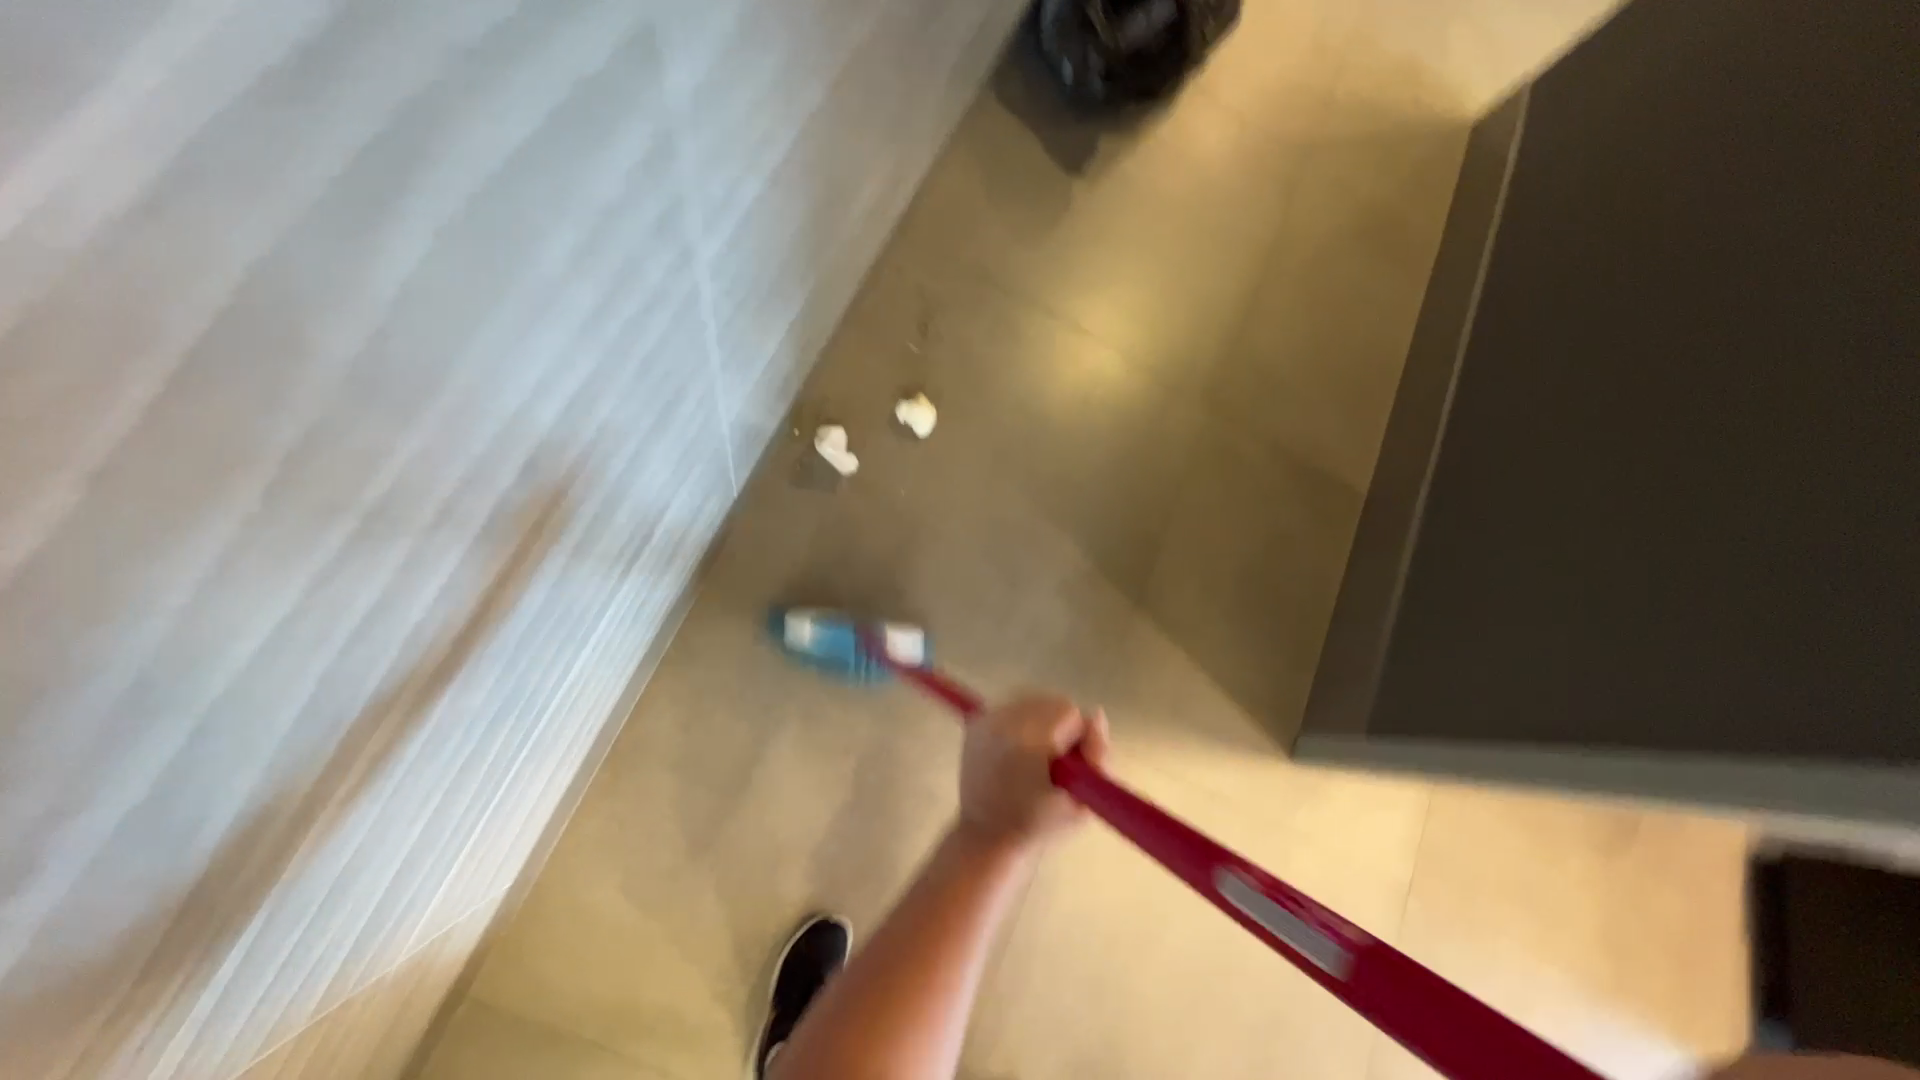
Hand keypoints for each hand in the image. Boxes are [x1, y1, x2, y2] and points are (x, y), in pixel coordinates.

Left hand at [957, 693, 1109, 848]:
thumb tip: (1097, 715)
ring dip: (1042, 720)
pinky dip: (1022, 720)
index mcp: (1030, 740)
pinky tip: (1019, 747)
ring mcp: (986, 720)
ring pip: (1033, 700)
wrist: (986, 835)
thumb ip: (1097, 755)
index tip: (1074, 766)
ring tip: (1037, 754)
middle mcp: (1004, 722)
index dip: (1080, 739)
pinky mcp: (975, 723)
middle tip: (1055, 762)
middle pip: (1051, 701)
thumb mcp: (1082, 801)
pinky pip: (1011, 705)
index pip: (1071, 712)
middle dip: (1062, 727)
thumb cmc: (1038, 825)